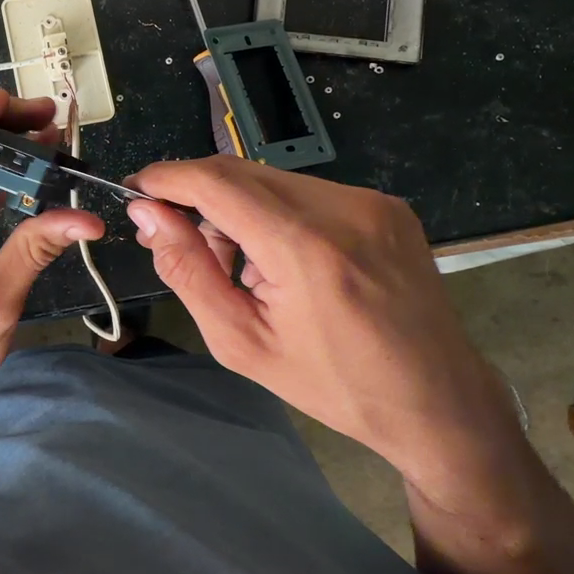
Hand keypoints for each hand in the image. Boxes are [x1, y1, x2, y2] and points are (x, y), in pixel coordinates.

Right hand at [125, 157, 516, 484]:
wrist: (439, 402)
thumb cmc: (332, 384)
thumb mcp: (240, 341)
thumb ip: (186, 270)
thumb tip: (147, 214)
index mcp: (306, 247)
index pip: (215, 181)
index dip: (165, 178)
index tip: (133, 191)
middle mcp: (343, 208)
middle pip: (239, 172)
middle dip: (194, 194)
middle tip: (168, 232)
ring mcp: (371, 201)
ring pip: (269, 178)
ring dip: (233, 205)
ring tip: (233, 261)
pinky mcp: (385, 205)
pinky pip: (304, 190)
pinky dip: (272, 210)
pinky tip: (276, 256)